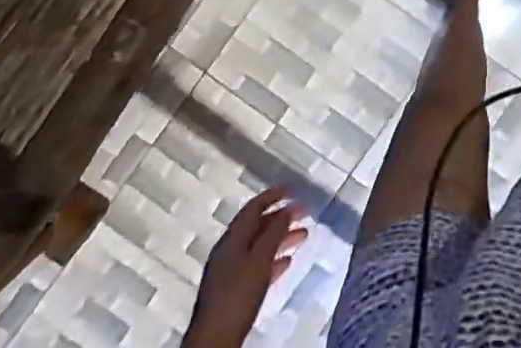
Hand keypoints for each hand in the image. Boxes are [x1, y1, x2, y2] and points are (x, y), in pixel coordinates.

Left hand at [183, 186, 308, 347]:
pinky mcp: (234, 289)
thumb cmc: (238, 294)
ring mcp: (231, 269)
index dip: (273, 195)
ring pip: (259, 246)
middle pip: (257, 225)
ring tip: (303, 235)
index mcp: (232, 237)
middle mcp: (230, 248)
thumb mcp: (259, 260)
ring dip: (280, 238)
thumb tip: (287, 209)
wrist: (216, 339)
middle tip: (304, 213)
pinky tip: (286, 263)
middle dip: (281, 217)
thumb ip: (273, 234)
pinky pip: (257, 265)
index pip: (254, 207)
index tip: (291, 188)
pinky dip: (273, 260)